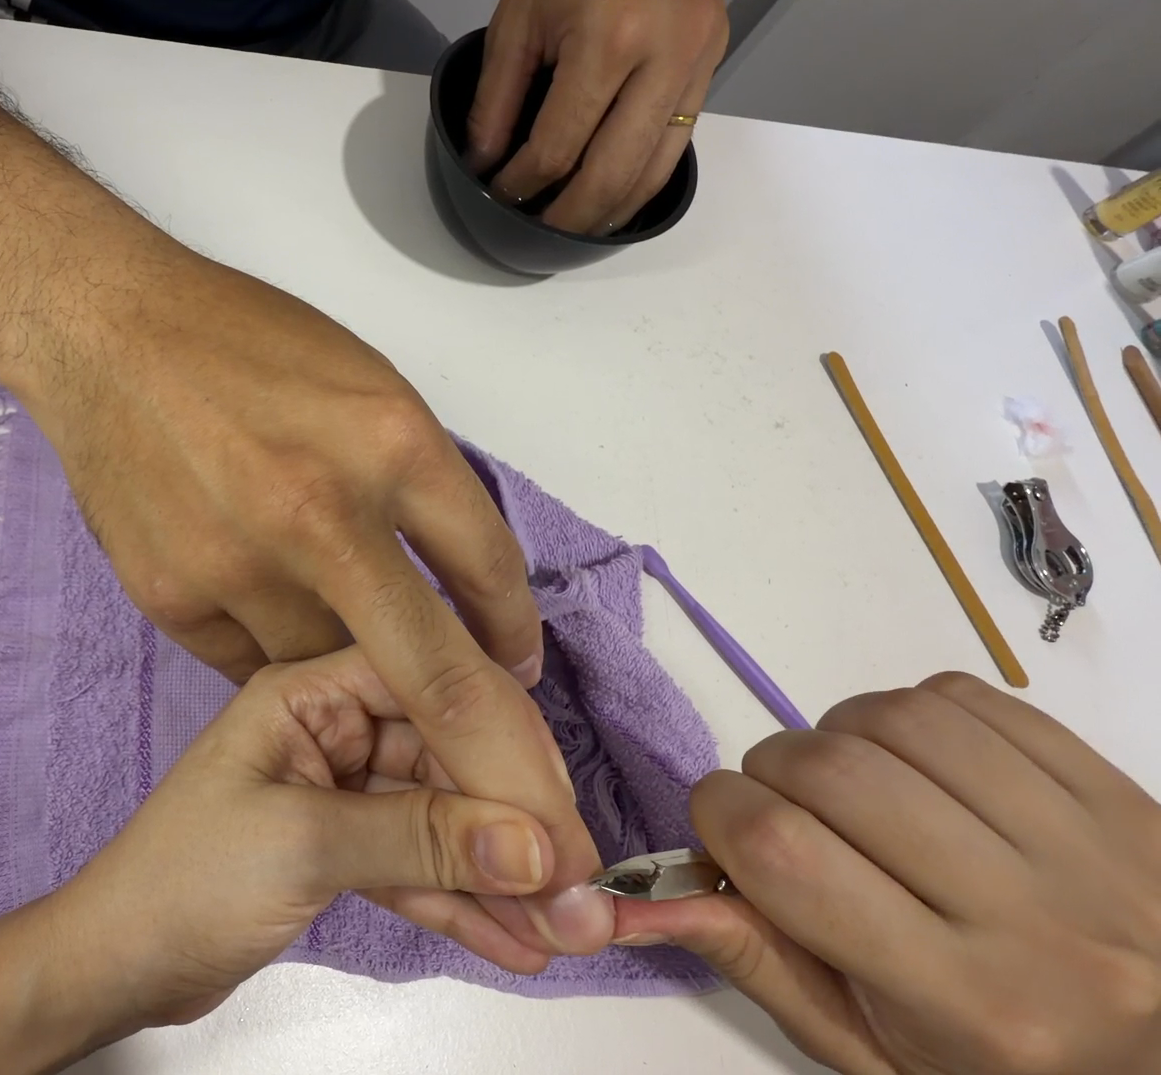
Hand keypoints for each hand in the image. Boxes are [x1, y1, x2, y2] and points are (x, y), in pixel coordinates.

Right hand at [0, 250, 612, 953]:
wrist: (105, 338)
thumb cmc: (241, 342)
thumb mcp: (360, 381)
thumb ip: (411, 479)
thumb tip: (447, 575)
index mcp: (388, 443)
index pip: (488, 568)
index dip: (514, 633)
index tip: (513, 666)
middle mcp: (320, 517)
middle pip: (427, 665)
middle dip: (483, 742)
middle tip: (505, 778)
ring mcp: (237, 568)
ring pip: (325, 672)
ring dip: (349, 677)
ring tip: (335, 649)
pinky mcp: (170, 599)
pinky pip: (245, 660)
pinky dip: (270, 651)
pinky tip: (263, 616)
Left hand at [46, 648, 562, 1034]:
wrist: (121, 957)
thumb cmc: (182, 880)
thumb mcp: (304, 845)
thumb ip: (420, 837)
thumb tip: (535, 844)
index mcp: (308, 693)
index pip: (429, 689)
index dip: (505, 750)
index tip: (566, 826)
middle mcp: (331, 729)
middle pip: (448, 756)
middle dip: (515, 824)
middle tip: (582, 894)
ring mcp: (340, 788)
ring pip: (441, 817)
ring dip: (502, 874)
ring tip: (566, 932)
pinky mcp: (342, 843)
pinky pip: (418, 861)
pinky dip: (464, 900)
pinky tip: (514, 939)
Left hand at [467, 0, 727, 234]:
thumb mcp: (519, 19)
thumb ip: (495, 100)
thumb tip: (482, 165)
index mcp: (612, 39)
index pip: (556, 149)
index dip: (520, 185)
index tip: (500, 195)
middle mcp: (666, 55)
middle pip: (611, 174)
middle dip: (567, 217)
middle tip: (536, 232)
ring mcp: (698, 61)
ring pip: (653, 171)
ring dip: (609, 213)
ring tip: (572, 229)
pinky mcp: (712, 64)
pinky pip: (677, 147)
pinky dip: (640, 184)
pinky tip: (610, 200)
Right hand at [616, 673, 1160, 1073]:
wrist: (1160, 1062)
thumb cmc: (984, 1062)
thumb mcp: (858, 1043)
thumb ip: (748, 958)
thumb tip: (629, 900)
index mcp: (968, 1002)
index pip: (779, 849)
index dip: (717, 816)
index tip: (726, 834)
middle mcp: (1047, 925)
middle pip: (829, 770)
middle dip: (769, 772)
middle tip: (787, 814)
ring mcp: (1100, 851)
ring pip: (892, 718)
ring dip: (835, 737)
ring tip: (851, 789)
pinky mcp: (1122, 795)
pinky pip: (965, 698)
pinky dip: (906, 714)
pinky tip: (912, 768)